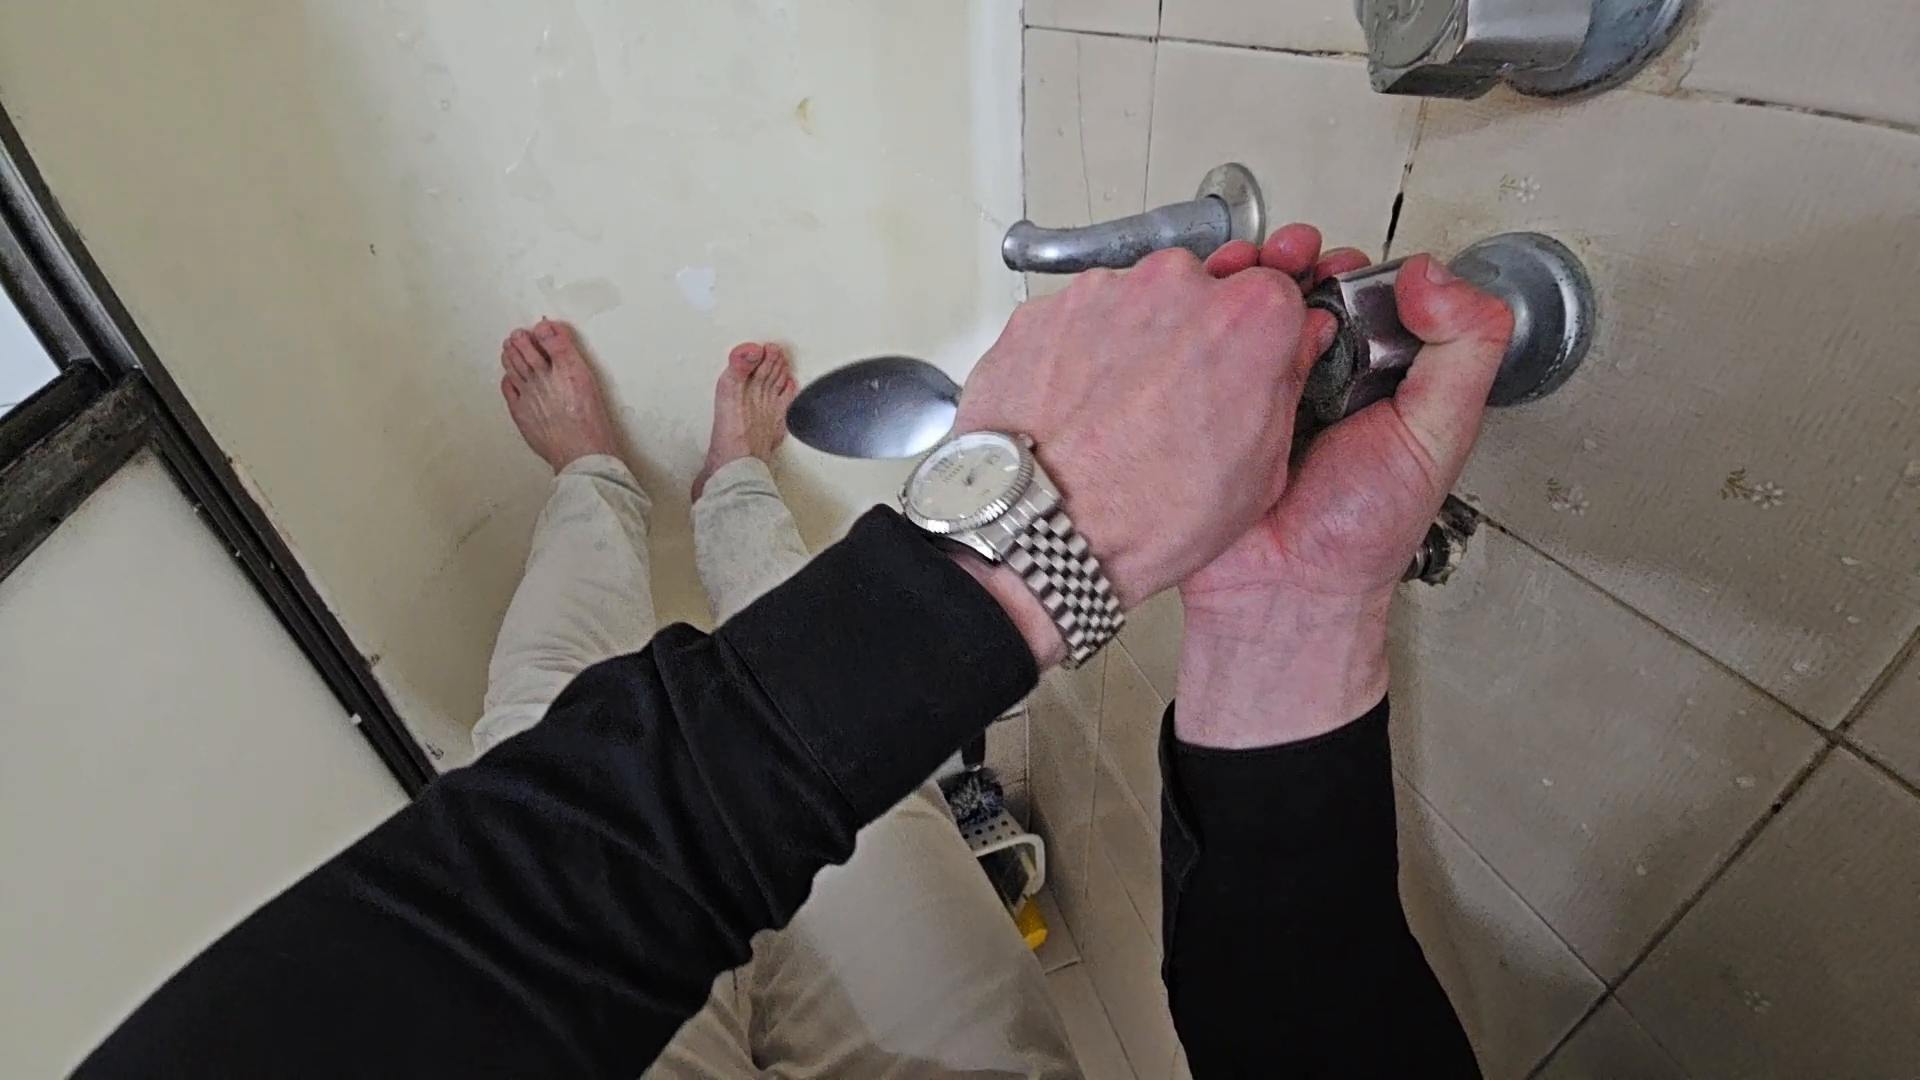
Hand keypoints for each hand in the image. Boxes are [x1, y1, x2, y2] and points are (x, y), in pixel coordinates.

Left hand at [952, 248, 1315, 664]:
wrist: (1042, 532)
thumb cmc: (1141, 519)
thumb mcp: (1258, 475)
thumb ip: (1283, 390)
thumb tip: (1289, 355)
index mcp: (1248, 317)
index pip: (1272, 293)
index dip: (1256, 338)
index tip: (1239, 365)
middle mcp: (1173, 288)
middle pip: (1197, 293)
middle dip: (1190, 339)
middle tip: (1171, 404)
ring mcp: (1098, 296)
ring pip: (1130, 307)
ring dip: (1129, 347)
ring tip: (1115, 418)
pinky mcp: (1039, 316)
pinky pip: (1072, 326)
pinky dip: (1075, 357)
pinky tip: (1075, 411)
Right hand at [1174, 227, 1514, 747]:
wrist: (1283, 590)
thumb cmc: (1356, 533)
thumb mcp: (1435, 437)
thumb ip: (1462, 353)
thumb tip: (1433, 274)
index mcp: (1367, 379)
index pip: (1355, 298)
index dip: (1343, 269)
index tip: (1330, 263)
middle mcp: (1307, 384)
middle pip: (1290, 302)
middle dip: (1279, 271)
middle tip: (1275, 264)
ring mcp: (1251, 401)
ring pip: (1242, 328)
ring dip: (1234, 298)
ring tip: (1233, 287)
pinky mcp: (1205, 420)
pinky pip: (1200, 368)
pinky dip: (1196, 339)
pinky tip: (1197, 326)